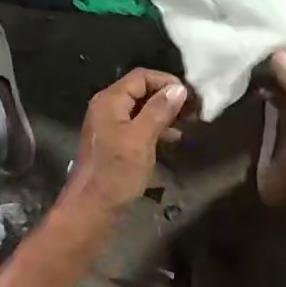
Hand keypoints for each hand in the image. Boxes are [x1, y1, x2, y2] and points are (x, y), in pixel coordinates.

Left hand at [65, 69, 188, 217]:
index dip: (166, 82)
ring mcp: (109, 125)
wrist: (92, 210)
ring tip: (187, 123)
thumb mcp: (141, 139)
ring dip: (164, 113)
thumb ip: (159, 110)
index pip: (141, 76)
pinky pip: (138, 125)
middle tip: (193, 110)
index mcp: (110, 100)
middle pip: (141, 90)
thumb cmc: (116, 172)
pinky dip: (155, 128)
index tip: (190, 96)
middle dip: (167, 97)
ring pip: (141, 109)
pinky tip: (173, 139)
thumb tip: (178, 88)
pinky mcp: (115, 142)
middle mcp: (107, 107)